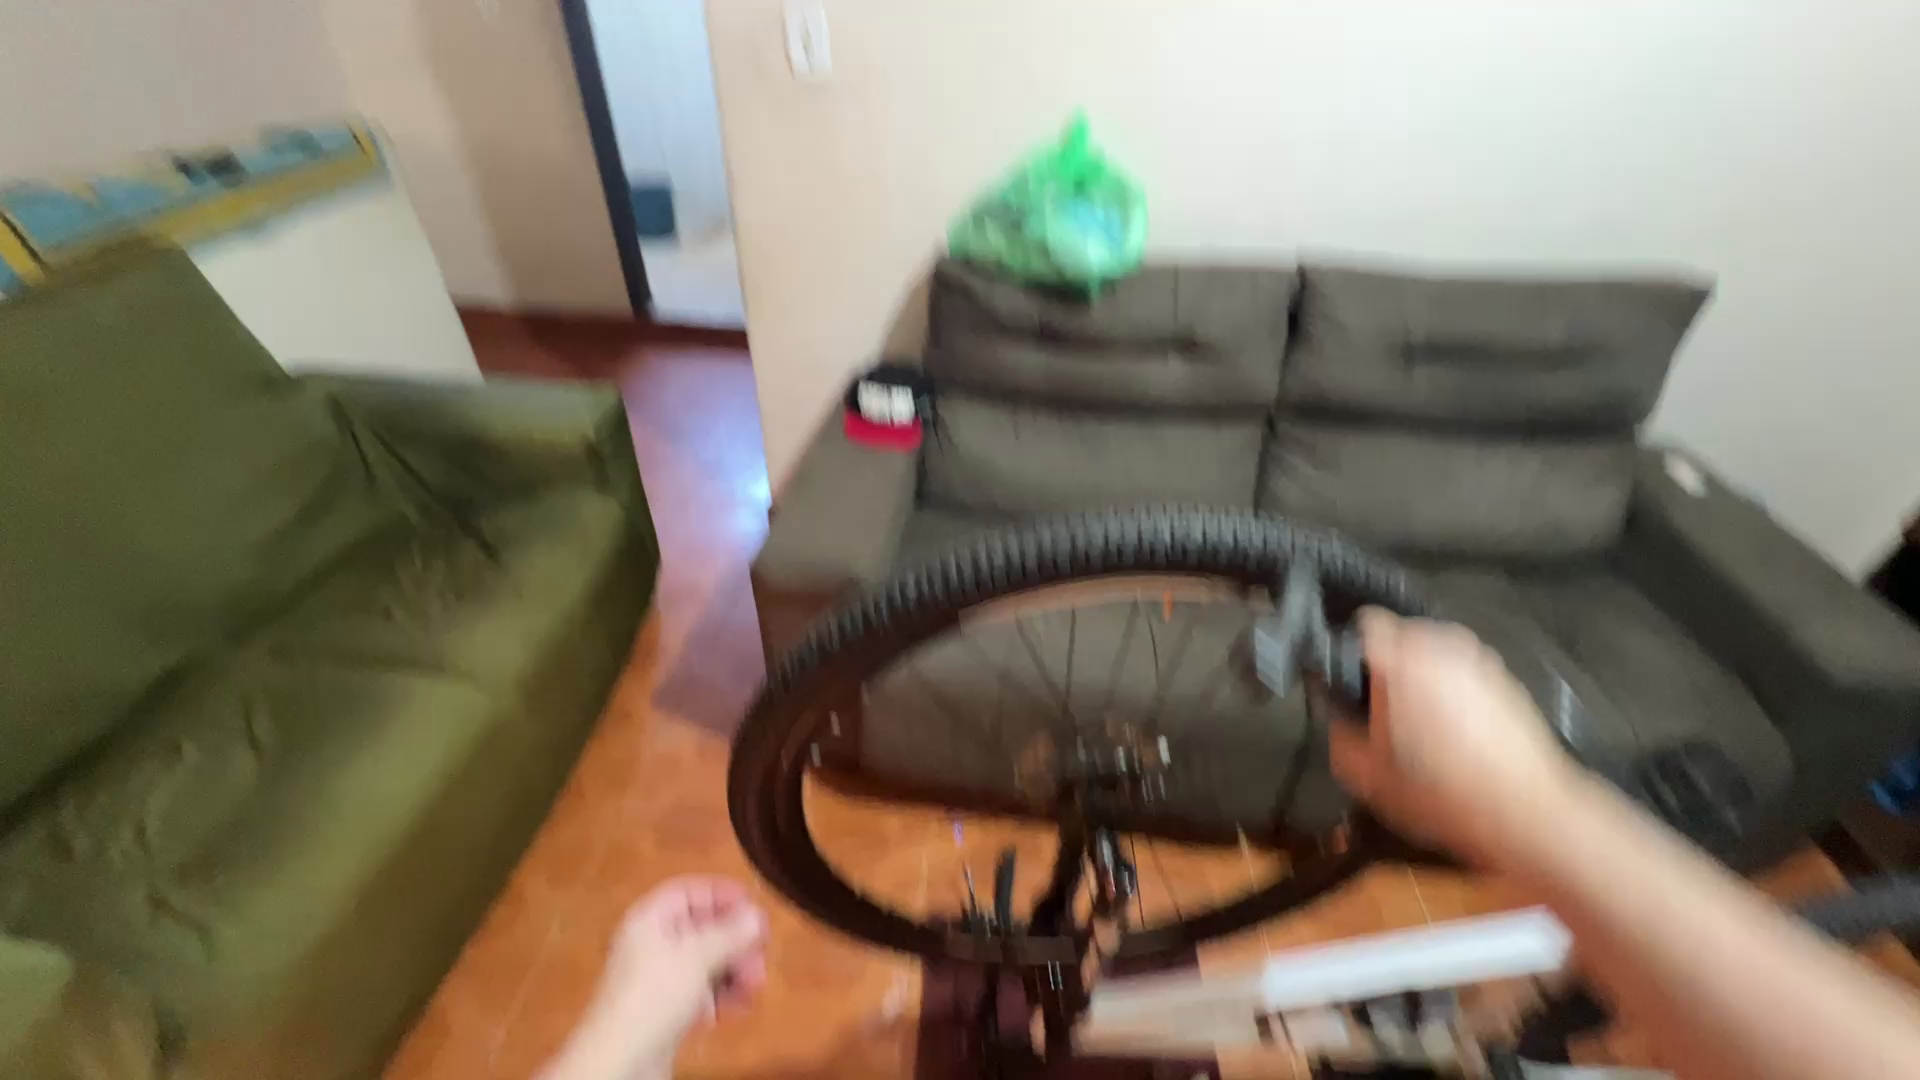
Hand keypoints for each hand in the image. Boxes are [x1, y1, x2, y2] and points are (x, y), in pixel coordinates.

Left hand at [544, 876, 768, 1079]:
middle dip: (735, 942)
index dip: (724, 896)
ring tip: (753, 989)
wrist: (617, 1067)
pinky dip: (719, 994)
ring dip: (733, 970)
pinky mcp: (664, 1008)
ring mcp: (658, 977)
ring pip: (706, 960)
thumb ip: (730, 933)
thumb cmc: (654, 998)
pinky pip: (699, 988)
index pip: (692, 891)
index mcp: (651, 919)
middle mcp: (653, 942)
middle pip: (704, 927)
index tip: (754, 909)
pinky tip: (734, 1008)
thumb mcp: (697, 958)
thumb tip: (757, 914)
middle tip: (761, 958)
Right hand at [1327, 609, 1577, 867]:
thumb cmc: (1438, 791)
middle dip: (1387, 660)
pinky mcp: (1506, 679)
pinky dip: (1450, 686)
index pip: (1364, 620)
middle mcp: (1441, 646)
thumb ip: (1337, 730)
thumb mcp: (1363, 771)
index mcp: (1400, 659)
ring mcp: (1479, 660)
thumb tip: (1336, 710)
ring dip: (1420, 672)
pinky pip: (1461, 669)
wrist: (1528, 815)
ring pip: (1433, 650)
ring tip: (1419, 715)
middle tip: (1383, 703)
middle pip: (1399, 633)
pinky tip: (1453, 727)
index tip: (1350, 678)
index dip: (1351, 647)